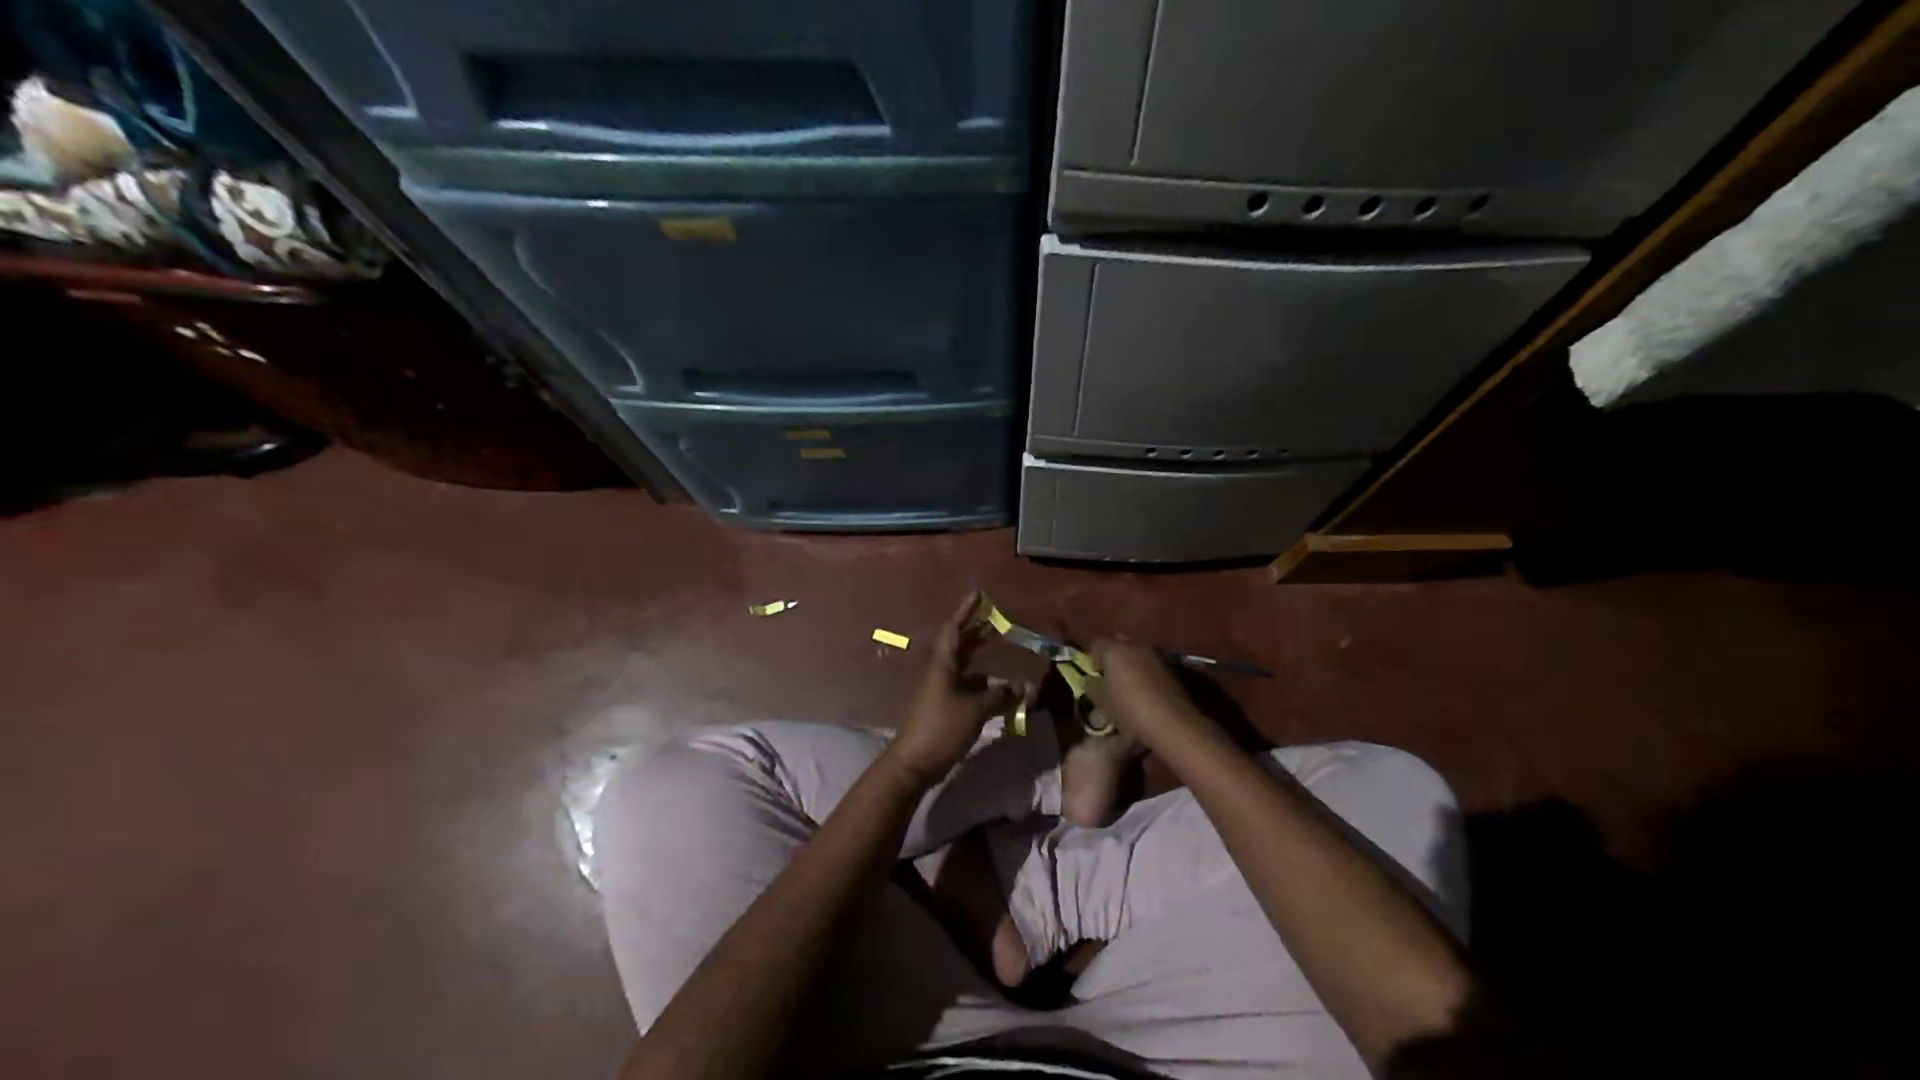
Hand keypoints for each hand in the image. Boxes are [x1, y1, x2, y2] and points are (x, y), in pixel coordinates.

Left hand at [886, 592, 1025, 785]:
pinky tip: (999, 688)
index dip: (965, 611)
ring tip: (1000, 649)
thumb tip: (1026, 687)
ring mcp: (942, 691)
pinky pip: (967, 688)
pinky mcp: (945, 708)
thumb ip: (1002, 696)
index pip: (953, 630)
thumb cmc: (941, 728)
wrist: (914, 762)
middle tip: (994, 619)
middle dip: (976, 631)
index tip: (978, 595)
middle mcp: (941, 673)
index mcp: (943, 665)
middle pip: (959, 645)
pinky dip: (983, 684)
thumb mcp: (976, 710)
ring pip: (964, 667)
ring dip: (981, 658)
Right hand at [1087, 640, 1210, 748]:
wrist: (1171, 722)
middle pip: (1119, 643)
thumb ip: (1092, 686)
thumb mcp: (1101, 701)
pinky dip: (1145, 673)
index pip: (1097, 644)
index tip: (1094, 675)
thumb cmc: (1128, 708)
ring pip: (1138, 653)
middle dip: (1113, 656)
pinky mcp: (1171, 669)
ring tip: (1128, 685)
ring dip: (1131, 664)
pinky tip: (1145, 692)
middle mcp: (1136, 646)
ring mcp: (1156, 656)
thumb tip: (1091, 680)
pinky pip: (1151, 666)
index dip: (1093, 658)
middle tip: (1110, 676)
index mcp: (1115, 650)